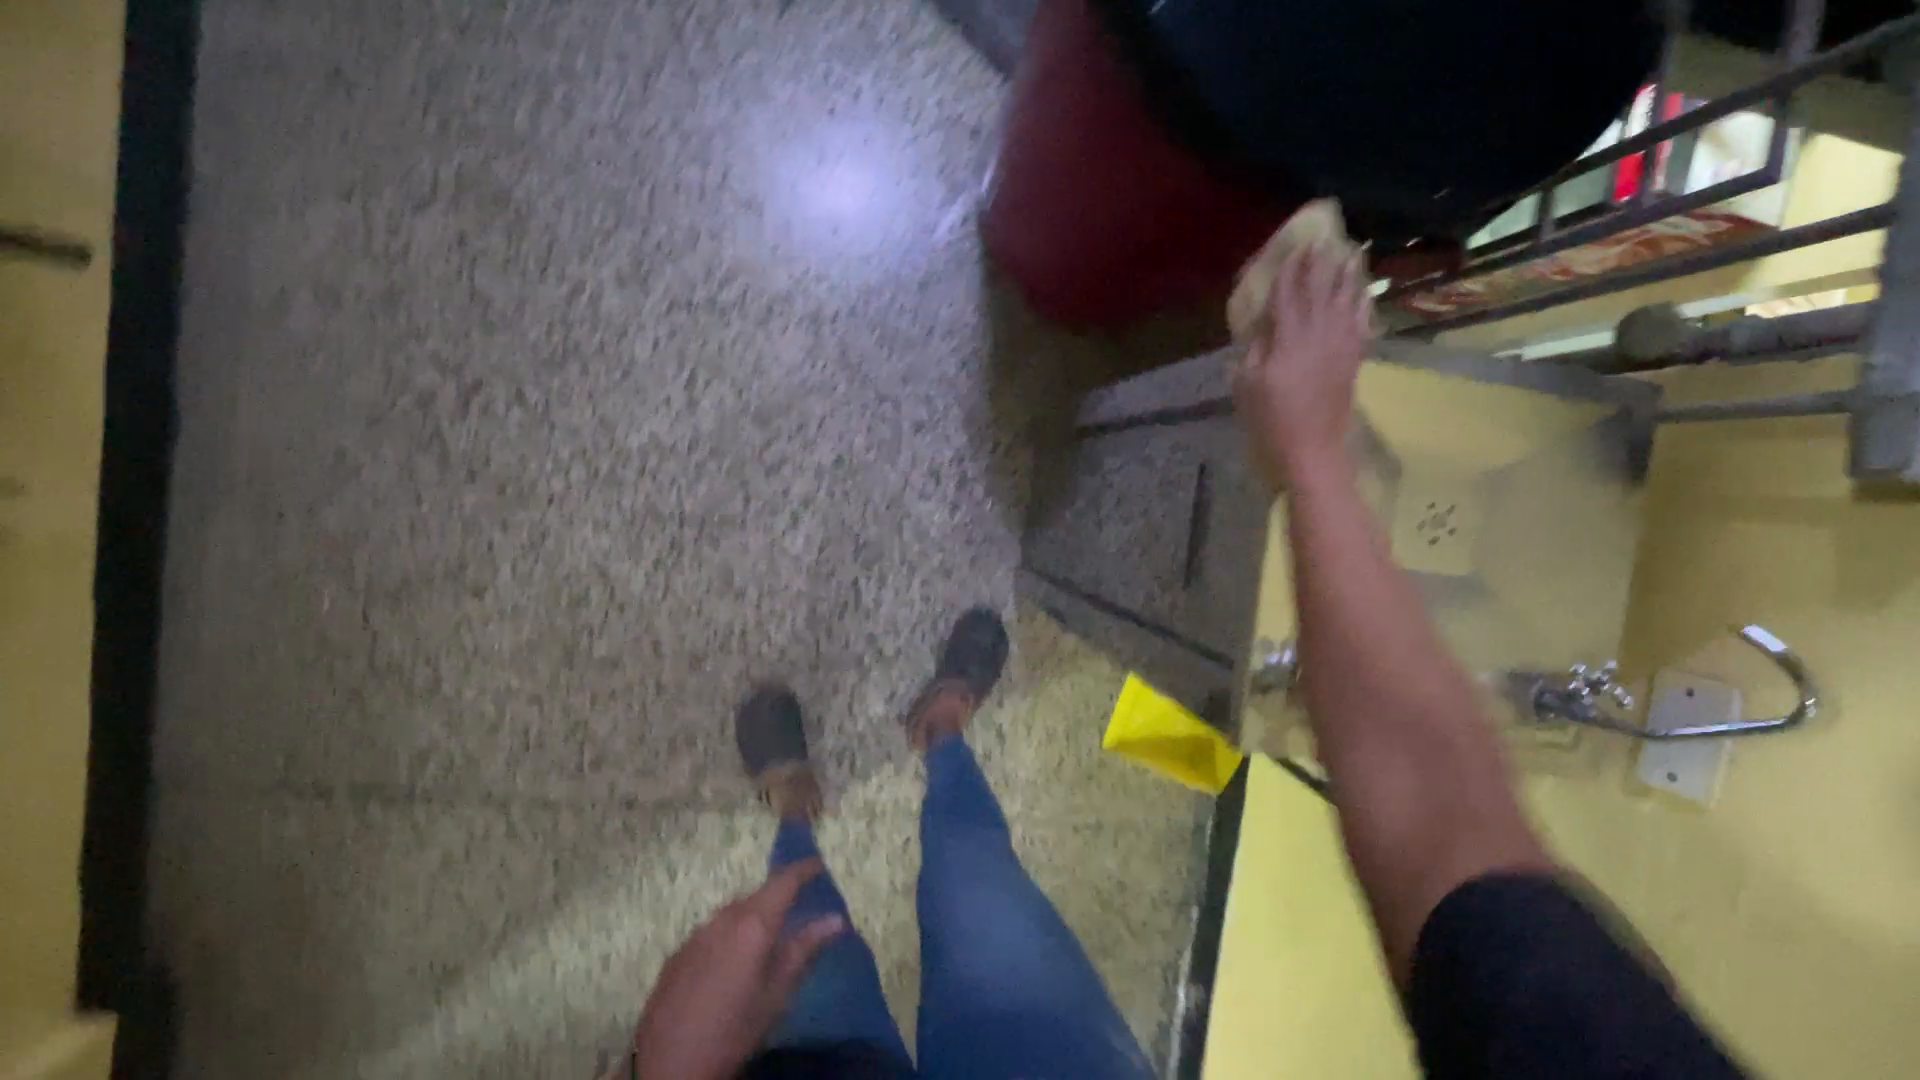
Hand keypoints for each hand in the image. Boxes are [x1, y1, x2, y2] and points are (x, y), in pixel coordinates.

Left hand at [630, 859, 845, 1079]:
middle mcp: (723, 919)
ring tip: (766, 941)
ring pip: (733, 913)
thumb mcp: (777, 995)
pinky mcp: (678, 954)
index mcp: (753, 925)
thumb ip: (805, 950)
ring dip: (752, 917)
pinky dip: (729, 935)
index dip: (803, 870)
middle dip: (779, 897)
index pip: (783, 882)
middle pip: (757, 895)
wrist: (668, 1066)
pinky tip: (731, 965)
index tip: (818, 865)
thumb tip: (836, 919)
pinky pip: (712, 931)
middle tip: (797, 912)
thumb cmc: (734, 1031)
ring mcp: (696, 935)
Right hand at [1232, 244, 1373, 490]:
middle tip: (1322, 241)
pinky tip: (1364, 292)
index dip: (1290, 270)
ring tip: (1350, 254)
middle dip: (1319, 265)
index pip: (1288, 295)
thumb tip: (1265, 326)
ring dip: (1347, 276)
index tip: (1294, 248)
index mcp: (1288, 339)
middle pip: (1320, 291)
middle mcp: (1319, 334)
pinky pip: (1361, 323)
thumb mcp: (1247, 385)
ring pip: (1345, 301)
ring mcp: (1341, 346)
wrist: (1312, 450)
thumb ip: (1256, 350)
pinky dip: (1363, 304)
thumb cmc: (1270, 420)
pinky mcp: (1353, 360)